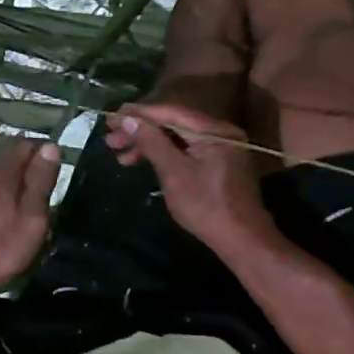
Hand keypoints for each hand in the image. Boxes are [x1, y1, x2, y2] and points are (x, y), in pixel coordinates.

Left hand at [0, 139, 61, 288]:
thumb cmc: (7, 244)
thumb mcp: (33, 213)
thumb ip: (40, 179)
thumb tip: (50, 146)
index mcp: (2, 173)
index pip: (24, 144)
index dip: (45, 149)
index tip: (61, 166)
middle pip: (13, 155)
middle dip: (35, 160)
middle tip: (55, 181)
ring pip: (6, 170)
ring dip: (24, 175)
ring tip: (43, 193)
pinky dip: (13, 187)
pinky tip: (22, 205)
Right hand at [105, 103, 275, 255]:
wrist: (242, 240)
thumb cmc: (206, 206)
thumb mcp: (174, 173)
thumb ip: (151, 142)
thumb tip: (128, 118)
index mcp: (213, 130)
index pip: (169, 112)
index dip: (138, 113)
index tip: (111, 117)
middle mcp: (219, 132)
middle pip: (172, 124)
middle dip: (140, 131)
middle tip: (110, 139)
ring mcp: (220, 147)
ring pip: (176, 138)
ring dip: (147, 144)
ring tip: (120, 155)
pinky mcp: (217, 163)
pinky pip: (185, 150)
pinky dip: (163, 154)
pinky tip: (141, 162)